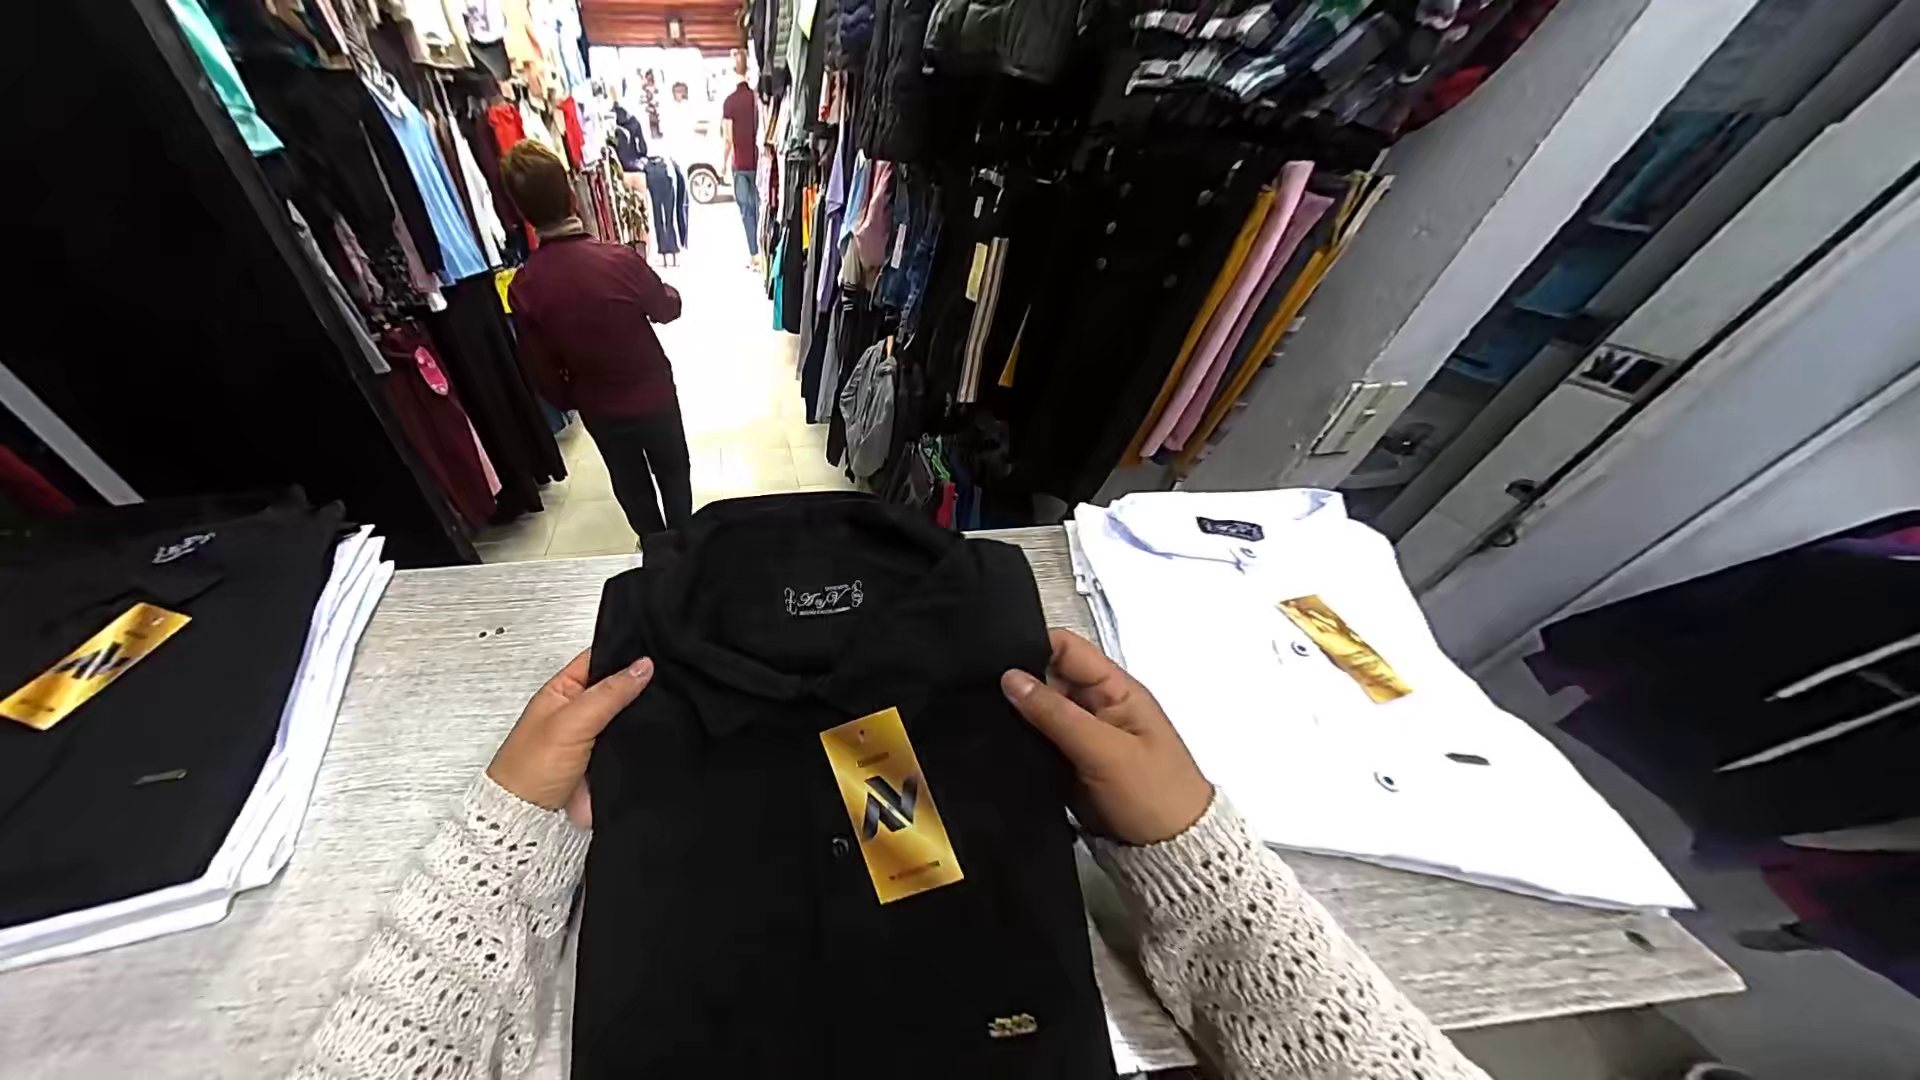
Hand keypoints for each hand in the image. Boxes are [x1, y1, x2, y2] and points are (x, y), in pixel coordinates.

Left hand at [487, 650, 653, 827]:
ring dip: (645, 709)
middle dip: (642, 681)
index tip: (655, 649)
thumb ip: (609, 692)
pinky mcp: (611, 753)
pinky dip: (647, 733)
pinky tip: (663, 726)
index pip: (600, 657)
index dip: (625, 651)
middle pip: (620, 683)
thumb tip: (643, 665)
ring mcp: (598, 731)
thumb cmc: (530, 771)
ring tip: (670, 699)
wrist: (529, 821)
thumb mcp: (571, 721)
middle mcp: (583, 707)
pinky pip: (635, 736)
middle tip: (669, 674)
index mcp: (564, 689)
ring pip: (631, 710)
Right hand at [1001, 629, 1212, 845]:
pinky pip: (1039, 740)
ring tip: (989, 718)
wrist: (1169, 858)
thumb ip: (1056, 713)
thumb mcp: (1105, 751)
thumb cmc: (1156, 797)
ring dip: (1019, 715)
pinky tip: (1002, 745)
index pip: (1068, 648)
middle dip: (1020, 683)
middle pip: (1048, 677)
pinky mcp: (1070, 761)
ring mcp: (1083, 734)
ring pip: (1039, 710)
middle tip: (987, 694)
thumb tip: (1012, 678)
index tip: (999, 660)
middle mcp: (1096, 704)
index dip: (1034, 646)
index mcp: (1115, 689)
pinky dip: (1023, 742)